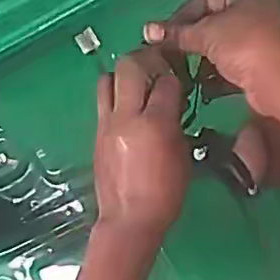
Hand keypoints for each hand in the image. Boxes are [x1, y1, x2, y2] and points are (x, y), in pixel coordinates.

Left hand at [93, 47, 190, 241]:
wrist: (129, 220)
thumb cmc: (165, 196)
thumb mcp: (183, 158)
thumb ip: (177, 126)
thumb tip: (173, 107)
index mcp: (155, 125)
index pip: (167, 82)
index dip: (177, 76)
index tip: (182, 80)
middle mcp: (127, 117)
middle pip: (131, 65)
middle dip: (147, 59)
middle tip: (159, 66)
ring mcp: (107, 124)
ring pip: (109, 78)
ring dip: (125, 74)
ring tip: (140, 84)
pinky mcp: (96, 133)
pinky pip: (103, 101)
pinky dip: (116, 94)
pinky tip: (129, 107)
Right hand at [143, 0, 279, 119]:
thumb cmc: (245, 43)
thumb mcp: (207, 33)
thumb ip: (178, 33)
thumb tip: (148, 30)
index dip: (181, 16)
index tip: (162, 35)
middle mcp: (256, 10)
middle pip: (214, 23)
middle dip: (191, 40)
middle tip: (170, 56)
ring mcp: (261, 40)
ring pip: (223, 48)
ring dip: (202, 61)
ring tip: (182, 73)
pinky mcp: (261, 67)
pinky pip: (232, 68)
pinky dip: (216, 77)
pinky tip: (200, 87)